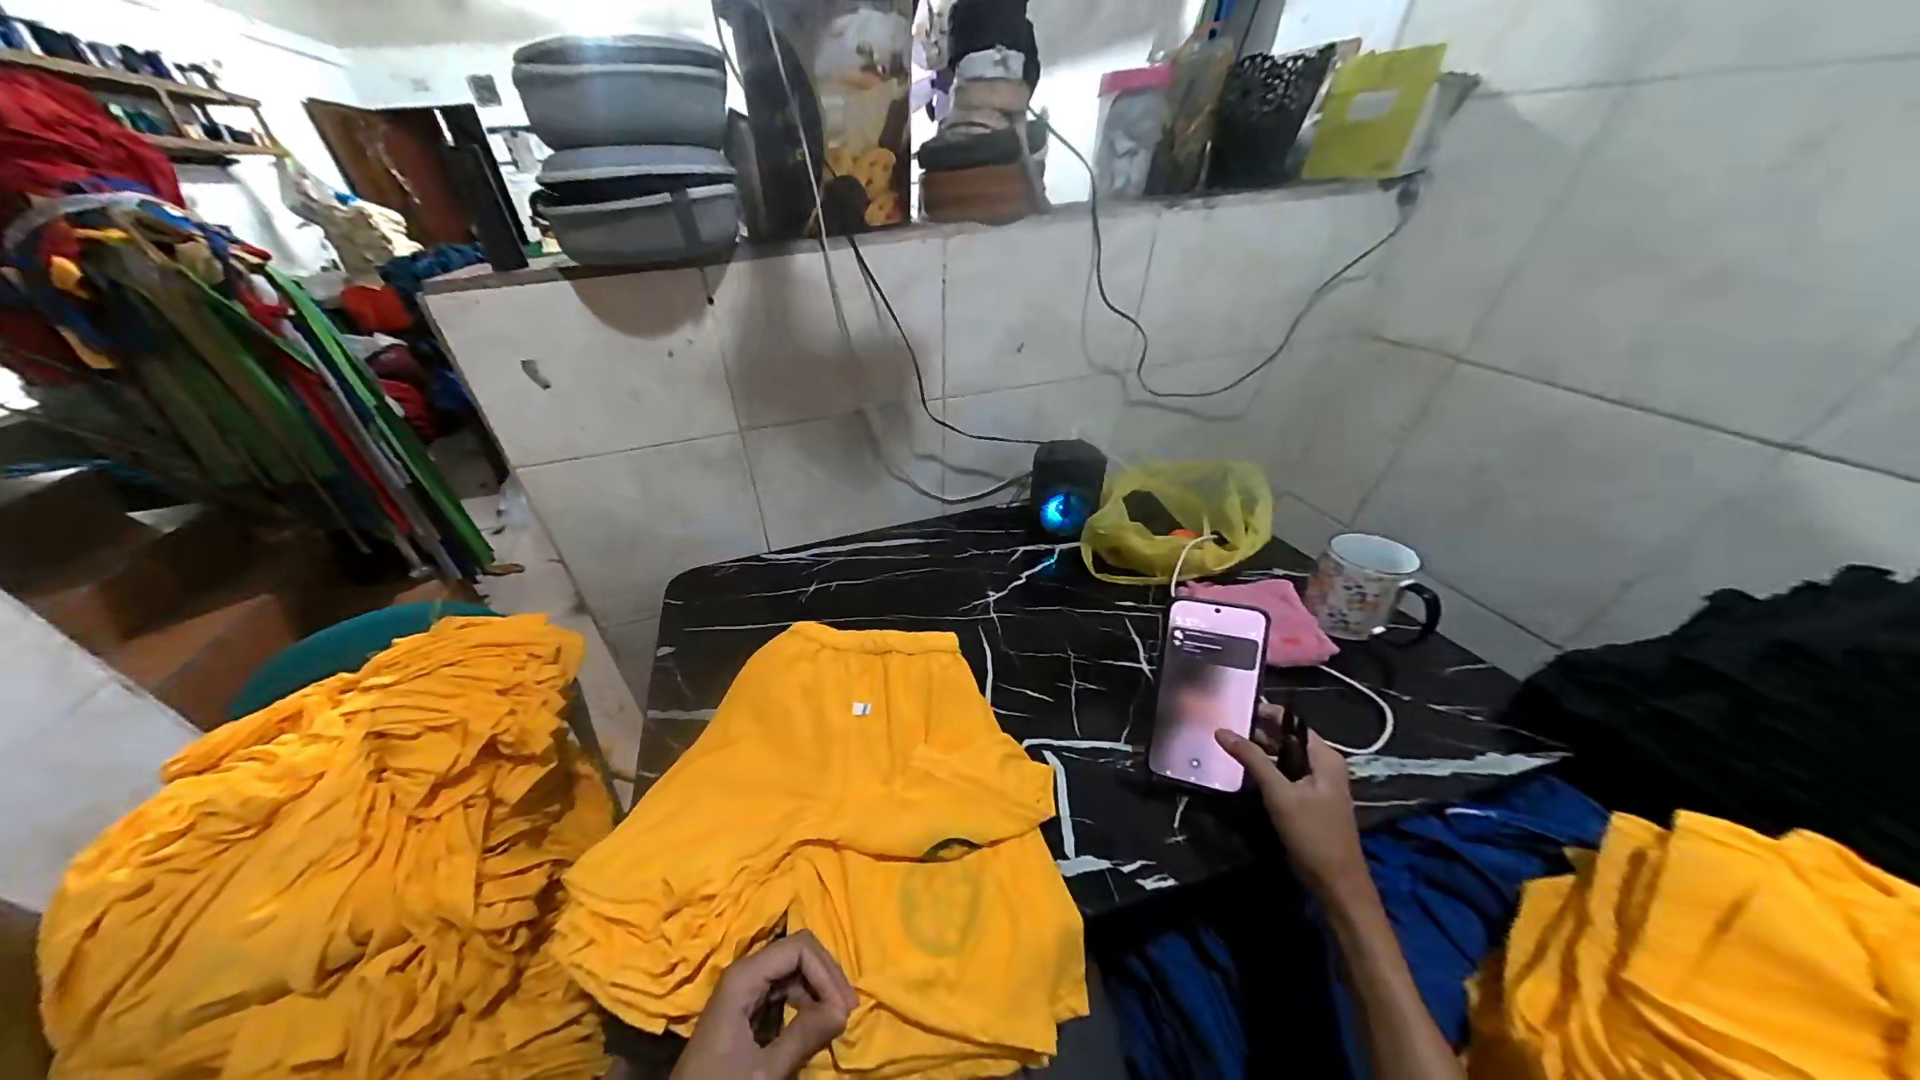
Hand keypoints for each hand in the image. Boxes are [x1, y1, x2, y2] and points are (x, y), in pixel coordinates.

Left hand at [670, 931, 856, 1079]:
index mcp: (744, 977)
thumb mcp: (763, 1072)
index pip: (798, 948)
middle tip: (847, 1010)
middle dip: (825, 977)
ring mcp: (744, 988)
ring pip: (793, 970)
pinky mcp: (745, 1007)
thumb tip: (844, 1011)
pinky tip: (815, 1024)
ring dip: (818, 989)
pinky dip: (804, 1002)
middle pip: (797, 952)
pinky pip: (783, 990)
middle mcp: (744, 972)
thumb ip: (804, 1037)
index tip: (843, 1010)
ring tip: (835, 1019)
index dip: (826, 973)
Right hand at [1216, 704, 1368, 897]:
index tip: (1234, 711)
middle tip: (1225, 729)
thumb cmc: (1312, 833)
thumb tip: (1222, 731)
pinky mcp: (1308, 799)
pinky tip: (1243, 772)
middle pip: (1287, 738)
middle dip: (1258, 732)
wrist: (1336, 882)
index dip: (1265, 713)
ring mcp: (1317, 783)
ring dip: (1260, 752)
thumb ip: (1252, 759)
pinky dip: (1266, 770)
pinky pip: (1284, 775)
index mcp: (1324, 757)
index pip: (1292, 722)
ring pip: (1284, 757)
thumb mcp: (1279, 793)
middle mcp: (1323, 764)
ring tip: (1228, 747)